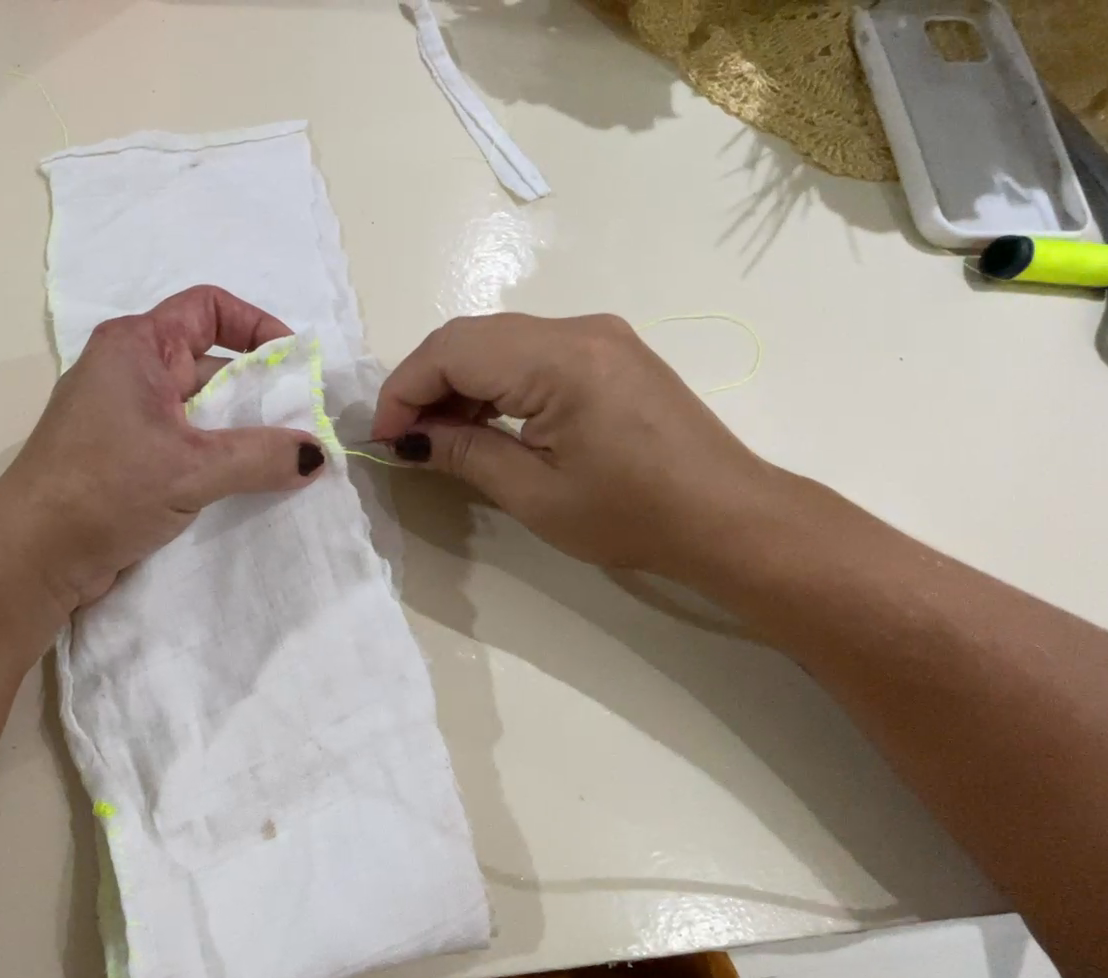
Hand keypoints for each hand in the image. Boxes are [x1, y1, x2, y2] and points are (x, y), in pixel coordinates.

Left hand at [0, 286, 325, 614]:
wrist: (32, 556)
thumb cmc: (104, 489)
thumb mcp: (191, 468)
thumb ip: (260, 457)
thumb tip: (318, 455)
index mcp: (135, 346)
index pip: (207, 308)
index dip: (256, 326)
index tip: (295, 363)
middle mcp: (128, 372)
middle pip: (207, 363)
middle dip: (256, 390)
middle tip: (302, 423)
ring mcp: (122, 417)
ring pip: (197, 410)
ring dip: (238, 431)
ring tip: (285, 459)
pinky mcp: (123, 459)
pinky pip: (182, 445)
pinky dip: (215, 458)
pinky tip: (247, 484)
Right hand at [370, 313, 787, 575]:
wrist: (727, 517)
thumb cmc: (632, 515)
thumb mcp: (533, 494)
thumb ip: (463, 452)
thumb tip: (406, 438)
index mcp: (561, 361)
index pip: (452, 351)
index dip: (403, 390)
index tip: (381, 439)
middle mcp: (578, 330)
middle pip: (468, 336)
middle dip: (422, 383)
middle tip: (402, 438)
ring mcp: (596, 335)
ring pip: (493, 340)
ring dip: (453, 381)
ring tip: (436, 436)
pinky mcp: (605, 351)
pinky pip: (525, 351)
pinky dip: (489, 380)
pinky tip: (481, 422)